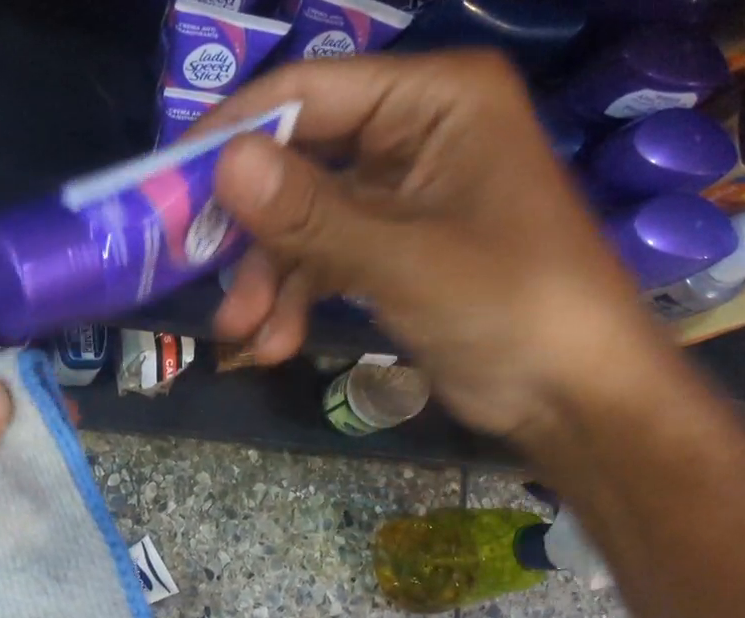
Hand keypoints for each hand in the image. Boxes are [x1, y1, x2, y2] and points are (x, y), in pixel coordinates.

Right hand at [202, 52, 674, 441]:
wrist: (574, 396)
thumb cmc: (512, 307)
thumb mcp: (403, 258)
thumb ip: (310, 214)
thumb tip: (222, 166)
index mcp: (435, 100)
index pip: (309, 94)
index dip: (235, 135)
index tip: (170, 183)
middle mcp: (416, 132)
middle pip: (299, 160)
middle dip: (253, 229)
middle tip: (196, 269)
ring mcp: (403, 194)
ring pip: (305, 220)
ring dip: (269, 277)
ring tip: (242, 332)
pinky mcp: (395, 249)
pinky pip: (326, 258)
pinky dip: (297, 298)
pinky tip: (277, 344)